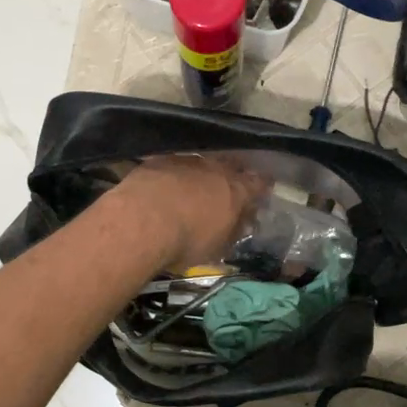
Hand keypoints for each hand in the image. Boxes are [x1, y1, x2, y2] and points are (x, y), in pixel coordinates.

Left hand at [107, 154, 270, 273]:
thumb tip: (241, 224)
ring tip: (196, 185)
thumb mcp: (217, 247)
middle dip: (233, 174)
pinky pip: (174, 164)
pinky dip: (174, 173)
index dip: (262, 187)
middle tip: (230, 185)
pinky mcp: (159, 160)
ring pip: (201, 162)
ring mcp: (186, 160)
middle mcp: (215, 168)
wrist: (142, 221)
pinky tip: (166, 184)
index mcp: (236, 190)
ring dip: (202, 172)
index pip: (259, 183)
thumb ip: (232, 231)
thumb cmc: (186, 241)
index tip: (263, 190)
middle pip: (231, 165)